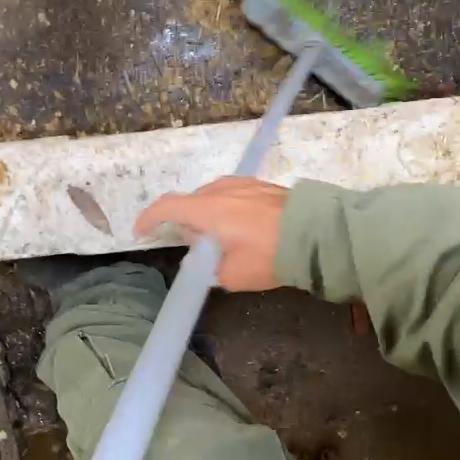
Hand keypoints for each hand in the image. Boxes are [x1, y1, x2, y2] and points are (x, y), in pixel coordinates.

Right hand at [134, 176, 288, 291]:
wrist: (318, 234)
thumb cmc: (268, 256)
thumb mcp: (231, 275)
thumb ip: (208, 268)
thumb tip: (203, 258)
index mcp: (206, 209)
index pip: (166, 207)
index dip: (148, 219)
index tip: (141, 231)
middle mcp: (220, 190)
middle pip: (191, 203)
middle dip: (187, 224)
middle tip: (197, 250)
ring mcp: (243, 184)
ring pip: (213, 199)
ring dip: (210, 217)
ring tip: (224, 242)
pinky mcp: (262, 185)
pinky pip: (233, 196)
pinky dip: (228, 211)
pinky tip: (244, 230)